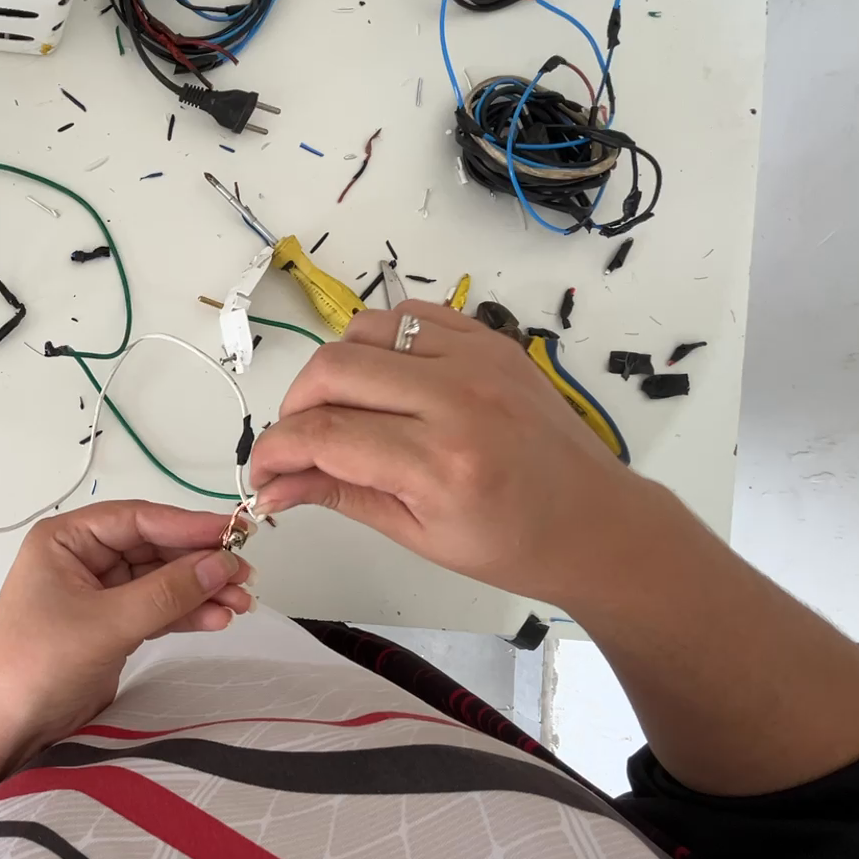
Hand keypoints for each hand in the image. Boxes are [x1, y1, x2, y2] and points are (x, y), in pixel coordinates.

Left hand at [0, 500, 252, 763]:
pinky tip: (217, 618)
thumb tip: (222, 564)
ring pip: (159, 579)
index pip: (135, 518)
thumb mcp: (108, 624)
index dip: (187, 524)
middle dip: (198, 563)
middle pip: (152, 547)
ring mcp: (97, 591)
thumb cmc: (42, 664)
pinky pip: (155, 607)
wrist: (10, 728)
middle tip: (246, 574)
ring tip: (242, 602)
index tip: (233, 531)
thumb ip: (167, 593)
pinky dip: (185, 613)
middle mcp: (81, 557)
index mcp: (66, 539)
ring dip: (199, 590)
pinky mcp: (110, 622)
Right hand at [249, 300, 680, 606]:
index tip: (262, 473)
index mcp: (441, 463)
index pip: (321, 436)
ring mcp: (477, 358)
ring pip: (359, 332)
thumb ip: (334, 494)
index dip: (273, 453)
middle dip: (293, 410)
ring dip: (330, 373)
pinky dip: (374, 343)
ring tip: (341, 411)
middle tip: (298, 444)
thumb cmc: (508, 544)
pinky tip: (381, 382)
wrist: (596, 521)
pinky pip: (404, 314)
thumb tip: (268, 487)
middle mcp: (458, 398)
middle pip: (330, 371)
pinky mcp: (487, 339)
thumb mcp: (412, 532)